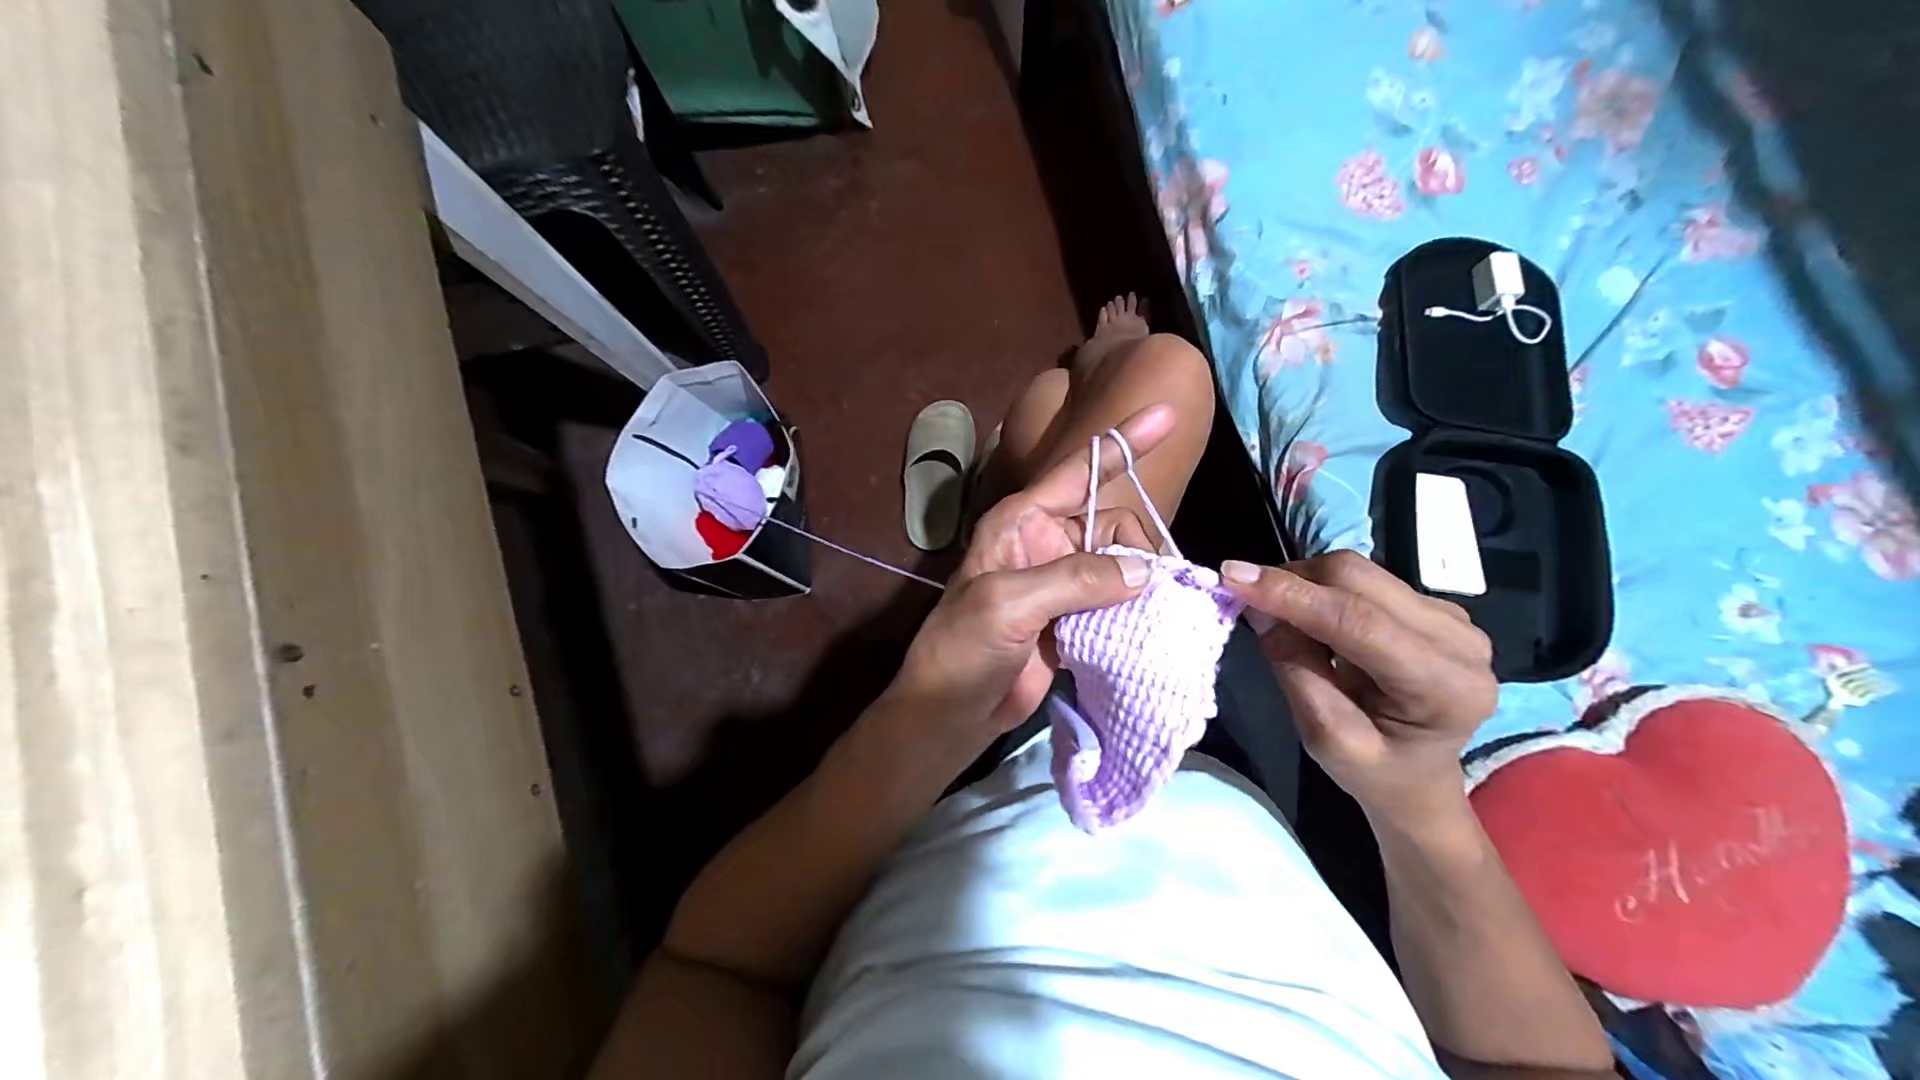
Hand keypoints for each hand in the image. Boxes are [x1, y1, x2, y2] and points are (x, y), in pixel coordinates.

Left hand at [885, 405, 1174, 746]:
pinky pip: (1116, 599)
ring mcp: (1060, 582)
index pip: (1078, 471)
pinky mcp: (1072, 617)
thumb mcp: (1009, 604)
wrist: (951, 711)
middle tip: (1144, 586)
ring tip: (1146, 611)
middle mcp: (1043, 542)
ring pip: (1120, 562)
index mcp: (1020, 521)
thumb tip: (1144, 569)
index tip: (1166, 413)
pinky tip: (1148, 624)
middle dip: (1137, 544)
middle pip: (1112, 521)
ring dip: (1140, 581)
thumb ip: (1075, 579)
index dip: (1122, 443)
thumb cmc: (963, 649)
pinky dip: (1134, 608)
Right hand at [1220, 551, 1496, 821]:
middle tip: (1245, 597)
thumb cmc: (1374, 771)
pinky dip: (1323, 589)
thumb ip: (1295, 669)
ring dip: (1304, 583)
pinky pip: (1365, 579)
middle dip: (1292, 581)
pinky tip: (1313, 619)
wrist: (1419, 777)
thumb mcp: (1325, 737)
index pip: (1357, 621)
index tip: (1230, 576)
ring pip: (1359, 571)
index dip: (1290, 594)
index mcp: (1445, 686)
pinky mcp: (1434, 606)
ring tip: (1280, 615)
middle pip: (1358, 579)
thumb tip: (1257, 608)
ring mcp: (1452, 618)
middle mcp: (1459, 641)